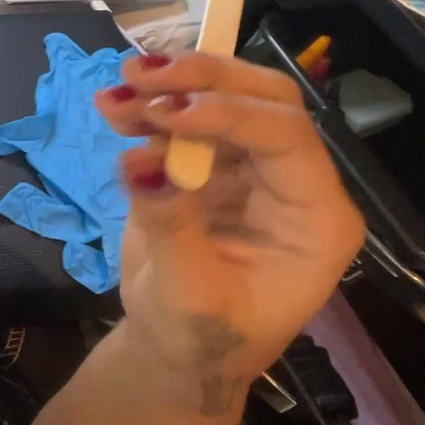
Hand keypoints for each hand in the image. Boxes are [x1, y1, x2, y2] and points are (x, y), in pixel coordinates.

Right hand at [94, 52, 364, 407]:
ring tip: (115, 91)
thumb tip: (140, 163)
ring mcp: (245, 171)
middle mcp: (288, 182)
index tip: (164, 112)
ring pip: (220, 100)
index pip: (285, 140)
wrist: (177, 352)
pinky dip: (145, 110)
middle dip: (203, 79)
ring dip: (167, 88)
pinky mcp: (204, 169)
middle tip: (140, 73)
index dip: (228, 115)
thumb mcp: (188, 294)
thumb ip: (172, 227)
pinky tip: (111, 108)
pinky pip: (179, 124)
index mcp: (313, 218)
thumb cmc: (200, 338)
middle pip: (263, 101)